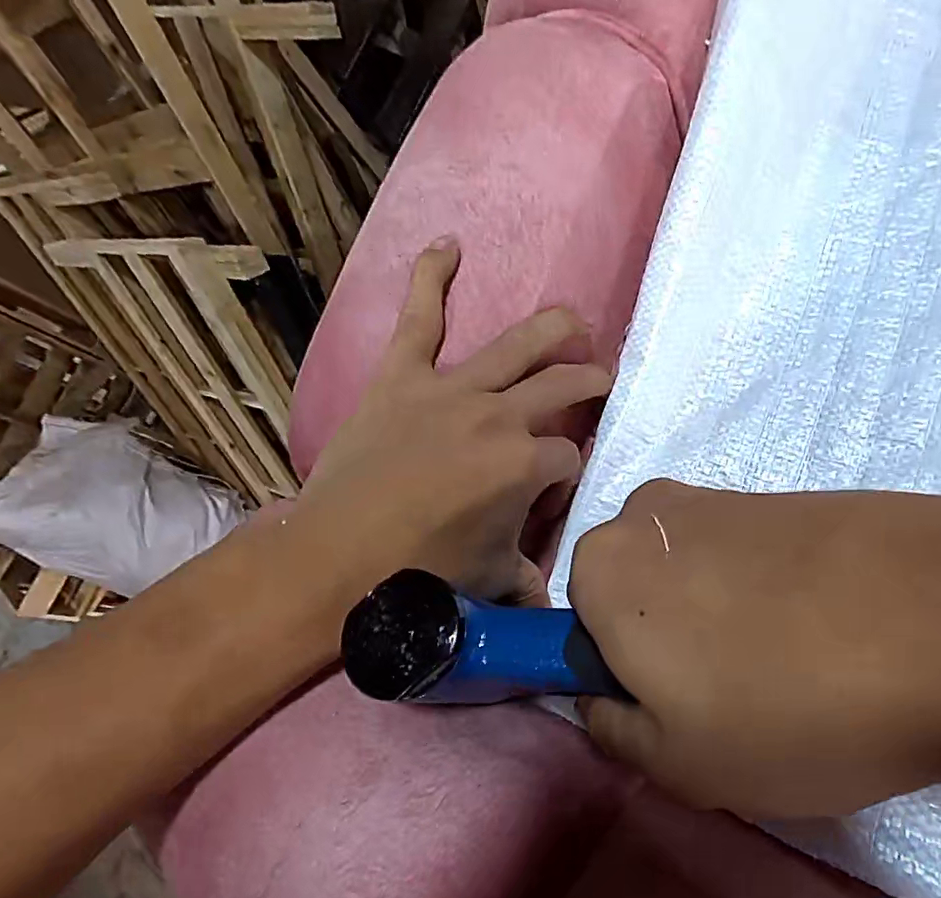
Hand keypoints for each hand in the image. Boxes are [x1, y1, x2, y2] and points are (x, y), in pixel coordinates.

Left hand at [296, 238, 613, 602]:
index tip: (554, 486)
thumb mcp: (489, 577)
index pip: (568, 456)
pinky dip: (431, 277)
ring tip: (576, 324)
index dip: (568, 470)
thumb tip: (552, 608)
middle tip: (601, 380)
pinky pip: (420, 317)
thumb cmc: (422, 568)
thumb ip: (528, 582)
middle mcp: (500, 417)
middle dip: (590, 382)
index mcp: (525, 465)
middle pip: (562, 385)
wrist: (339, 553)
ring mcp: (452, 390)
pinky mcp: (403, 375)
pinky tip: (449, 246)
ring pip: (517, 344)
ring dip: (555, 329)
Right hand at [570, 480, 940, 818]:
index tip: (684, 711)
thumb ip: (612, 729)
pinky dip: (778, 599)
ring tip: (799, 669)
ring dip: (729, 624)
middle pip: (641, 599)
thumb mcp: (677, 763)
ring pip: (700, 580)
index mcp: (604, 566)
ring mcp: (728, 497)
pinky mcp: (794, 496)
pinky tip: (833, 633)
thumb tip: (605, 695)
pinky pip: (757, 561)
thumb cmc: (792, 707)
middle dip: (673, 647)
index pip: (585, 633)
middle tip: (739, 700)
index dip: (629, 681)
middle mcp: (653, 512)